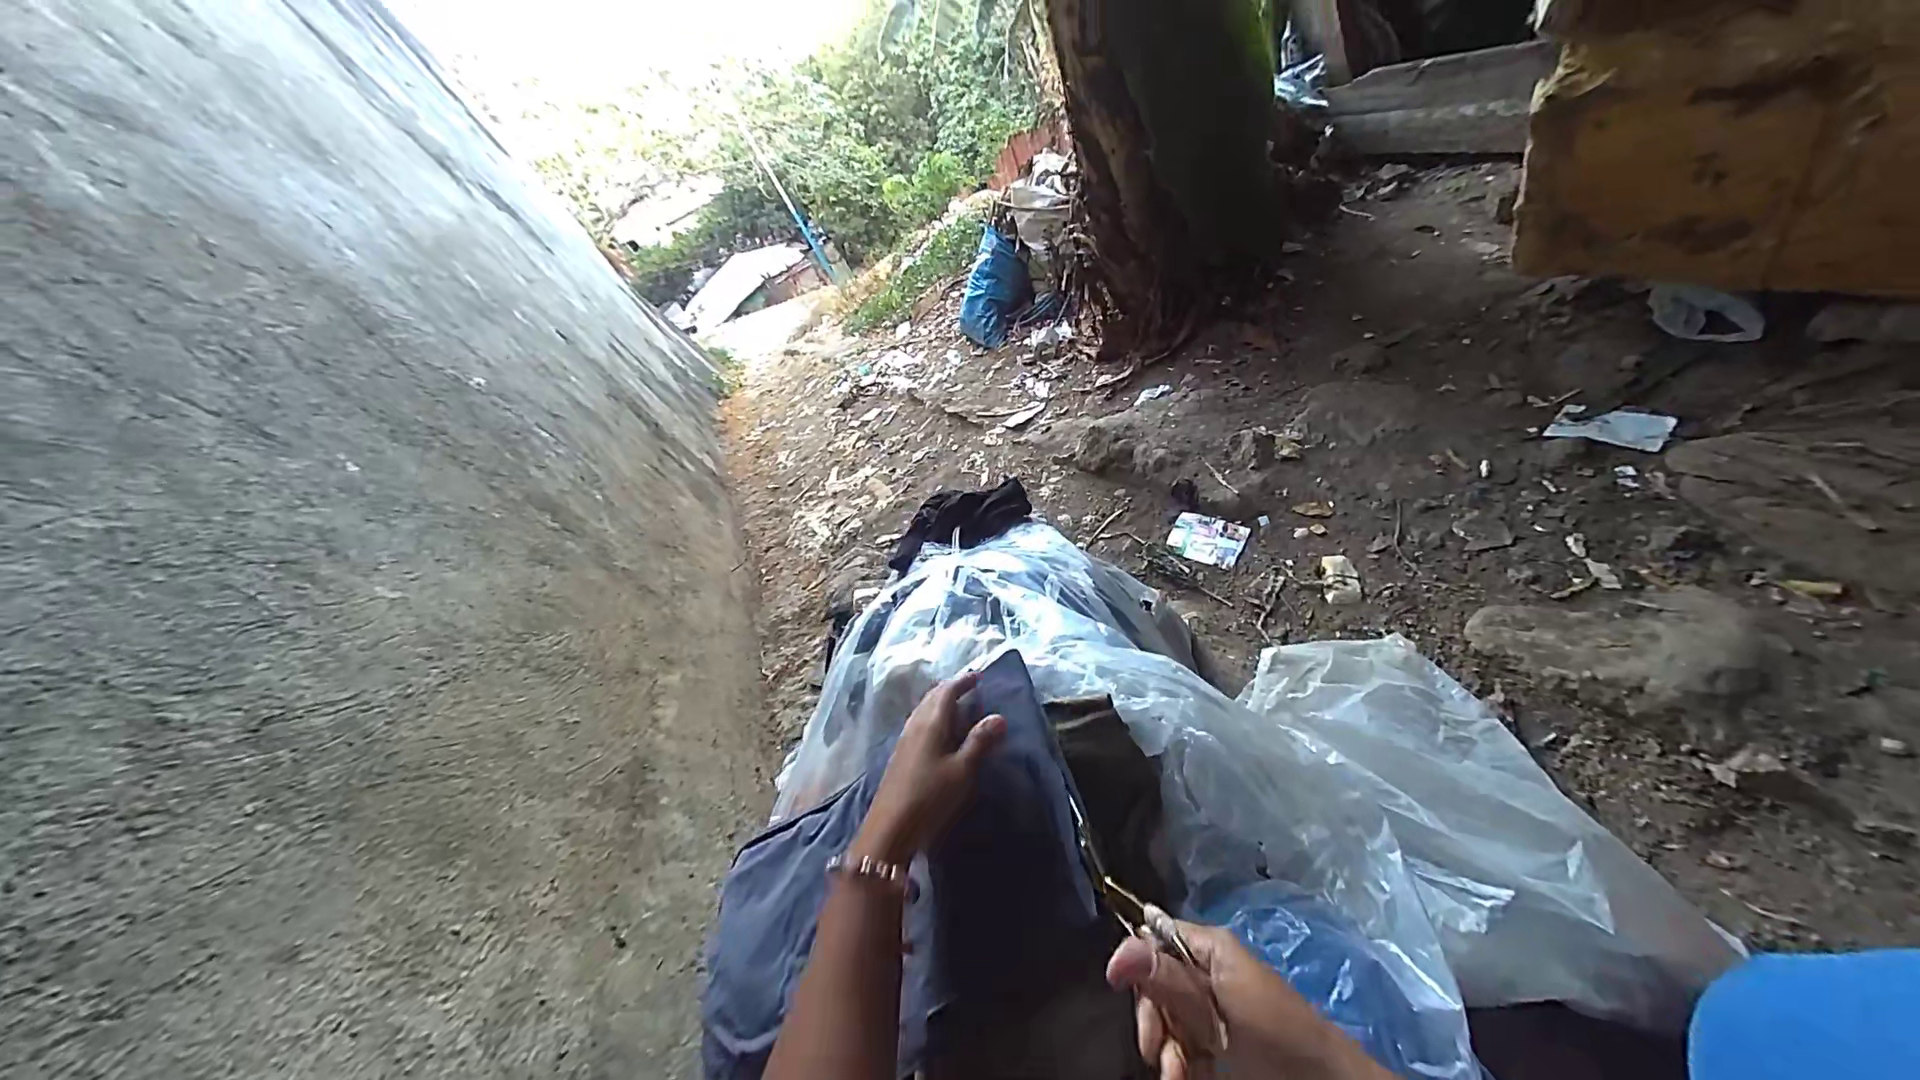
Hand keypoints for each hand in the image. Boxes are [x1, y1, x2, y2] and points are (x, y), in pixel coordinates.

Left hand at [852, 673, 1005, 863]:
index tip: (978, 676)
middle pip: (932, 697)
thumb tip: (999, 716)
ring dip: (939, 703)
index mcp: (931, 723)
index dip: (962, 682)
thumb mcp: (962, 771)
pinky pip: (918, 724)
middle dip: (950, 689)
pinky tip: (939, 732)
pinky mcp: (900, 755)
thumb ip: (980, 742)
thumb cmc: (930, 797)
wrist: (890, 829)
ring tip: (957, 707)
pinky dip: (932, 718)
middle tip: (969, 688)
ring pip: (923, 710)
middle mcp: (915, 725)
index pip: (946, 692)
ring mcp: (904, 740)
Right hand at [1107, 920, 1393, 1079]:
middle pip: (1155, 982)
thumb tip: (1117, 951)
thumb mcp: (1219, 1010)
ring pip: (1166, 1020)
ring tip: (1178, 1075)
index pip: (1154, 935)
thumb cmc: (1278, 1043)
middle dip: (1153, 1019)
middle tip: (1158, 1052)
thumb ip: (1170, 981)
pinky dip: (1179, 1067)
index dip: (1138, 963)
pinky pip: (1183, 1048)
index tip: (1127, 993)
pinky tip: (1184, 1078)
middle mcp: (1207, 972)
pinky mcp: (1219, 1046)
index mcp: (1209, 948)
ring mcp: (1213, 1011)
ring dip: (1166, 1050)